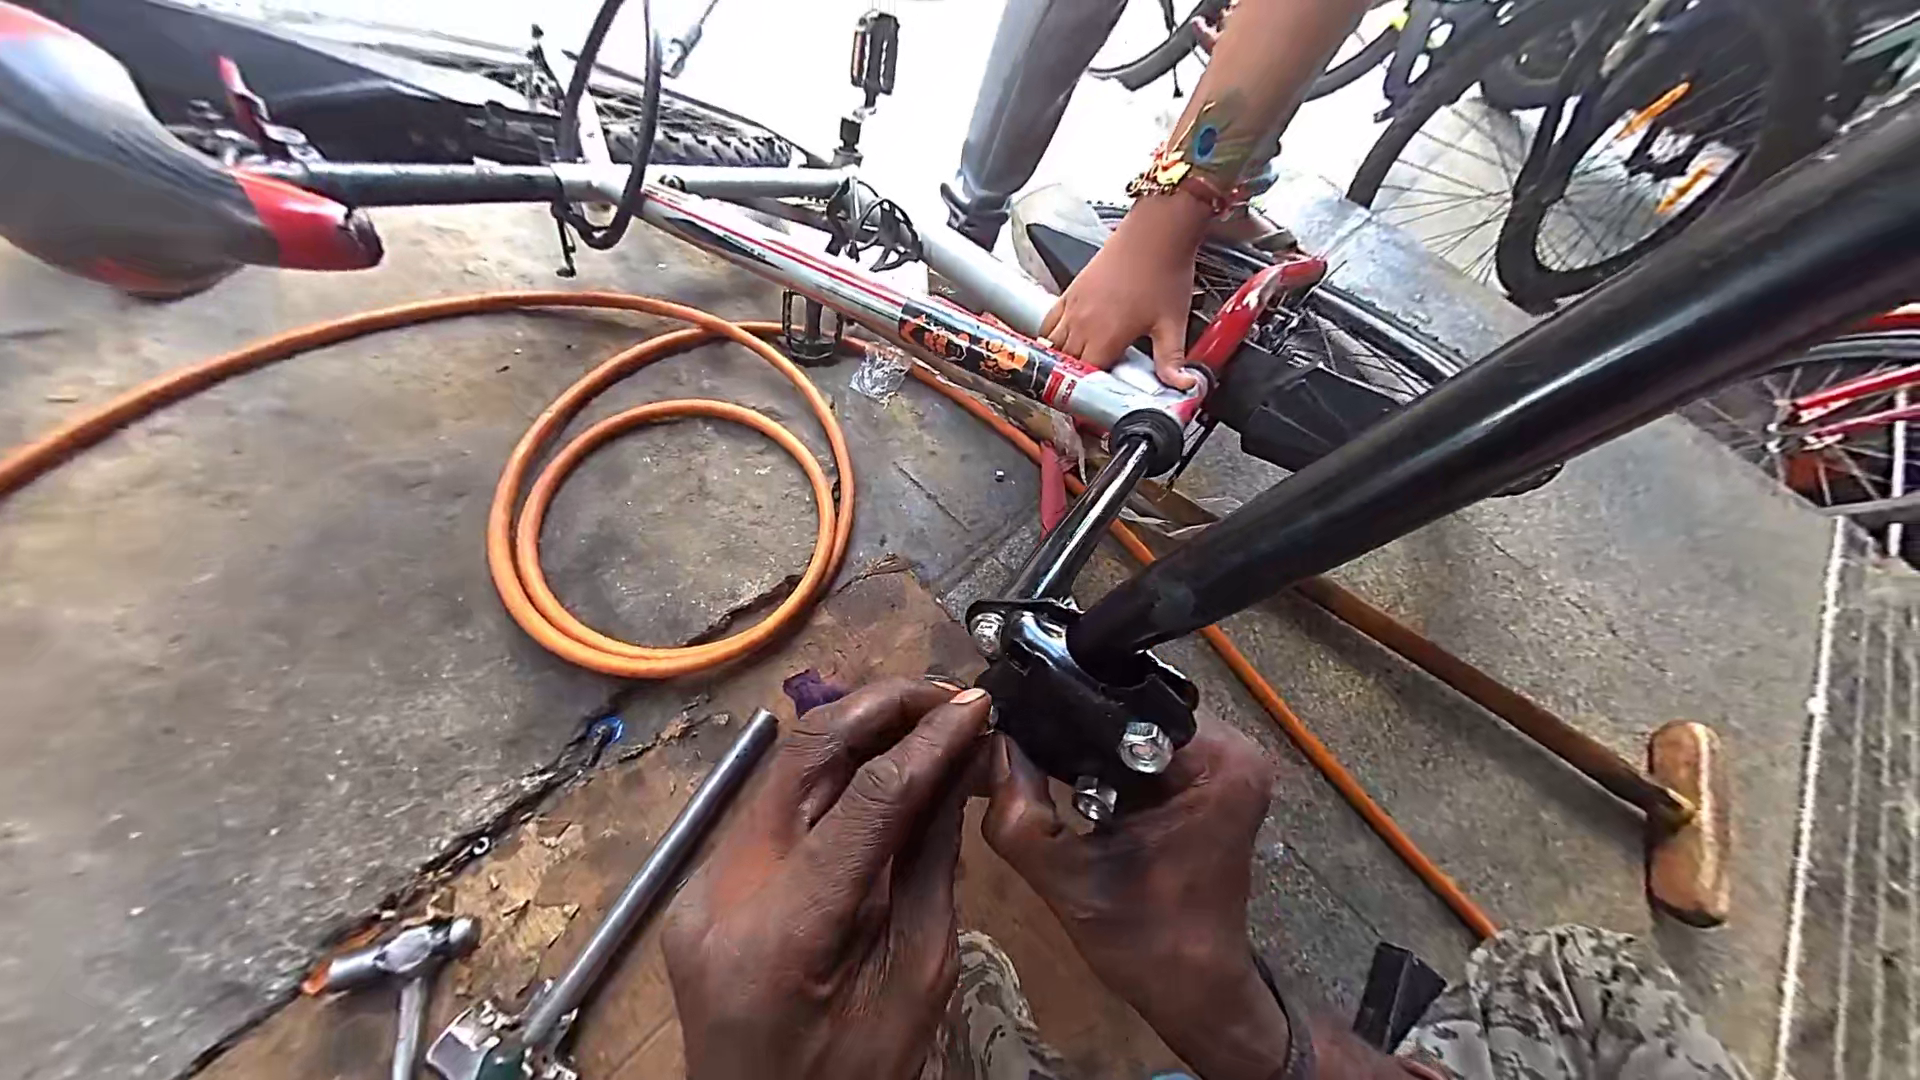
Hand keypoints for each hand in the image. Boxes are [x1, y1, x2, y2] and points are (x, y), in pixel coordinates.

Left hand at [663, 681, 992, 1079]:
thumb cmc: (855, 1076)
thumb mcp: (918, 975)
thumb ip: (934, 857)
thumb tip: (962, 760)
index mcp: (784, 933)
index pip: (867, 798)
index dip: (929, 739)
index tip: (975, 705)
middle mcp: (726, 886)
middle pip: (808, 749)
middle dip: (885, 704)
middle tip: (946, 694)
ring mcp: (706, 873)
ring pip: (789, 756)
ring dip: (863, 720)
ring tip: (924, 711)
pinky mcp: (709, 867)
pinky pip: (782, 787)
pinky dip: (840, 756)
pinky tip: (883, 750)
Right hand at [982, 723, 1287, 1079]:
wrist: (1197, 990)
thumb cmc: (1148, 943)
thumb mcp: (1067, 882)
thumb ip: (1018, 815)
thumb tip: (994, 743)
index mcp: (1216, 762)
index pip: (1125, 703)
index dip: (1067, 710)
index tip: (1022, 723)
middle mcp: (1230, 746)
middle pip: (1129, 704)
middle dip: (1077, 725)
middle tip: (1028, 745)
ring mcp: (1223, 757)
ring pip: (1132, 719)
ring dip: (1090, 740)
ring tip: (1050, 764)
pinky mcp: (1208, 771)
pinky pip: (1143, 740)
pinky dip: (1108, 756)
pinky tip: (1080, 778)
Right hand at [1041, 192, 1211, 388]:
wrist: (1157, 230)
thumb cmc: (1164, 271)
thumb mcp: (1172, 323)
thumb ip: (1171, 360)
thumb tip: (1183, 386)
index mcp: (1106, 338)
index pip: (1084, 380)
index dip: (1084, 399)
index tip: (1086, 412)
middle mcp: (1083, 325)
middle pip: (1065, 366)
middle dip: (1070, 384)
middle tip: (1077, 397)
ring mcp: (1073, 308)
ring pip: (1052, 347)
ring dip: (1058, 363)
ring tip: (1065, 376)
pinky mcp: (1070, 292)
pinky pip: (1049, 323)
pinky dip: (1049, 338)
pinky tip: (1056, 345)